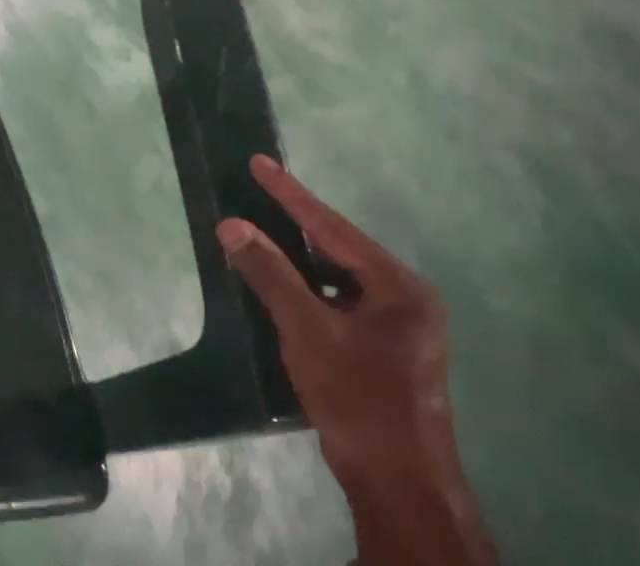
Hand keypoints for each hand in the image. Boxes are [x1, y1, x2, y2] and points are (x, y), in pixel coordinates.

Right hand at [219, 155, 496, 565]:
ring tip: (260, 236)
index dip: (291, 195)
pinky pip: (341, 302)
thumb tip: (232, 225)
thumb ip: (270, 274)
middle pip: (340, 249)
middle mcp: (407, 298)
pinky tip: (280, 290)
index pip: (333, 228)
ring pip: (339, 278)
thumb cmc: (356, 396)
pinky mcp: (386, 349)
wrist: (397, 477)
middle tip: (256, 193)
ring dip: (299, 260)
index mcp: (399, 286)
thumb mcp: (306, 330)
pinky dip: (309, 291)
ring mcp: (400, 326)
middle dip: (296, 224)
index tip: (259, 162)